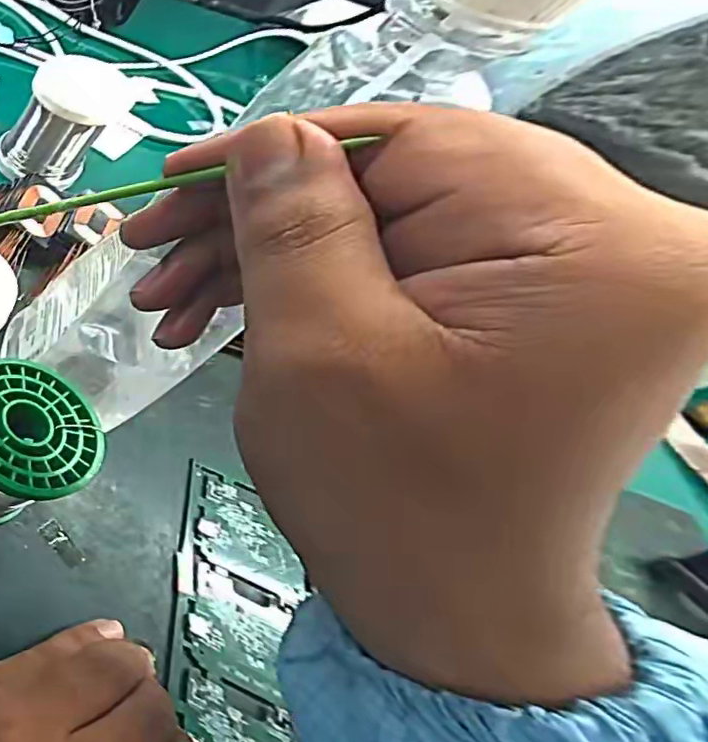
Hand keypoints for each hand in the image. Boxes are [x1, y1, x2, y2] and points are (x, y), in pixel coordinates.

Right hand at [122, 105, 707, 703]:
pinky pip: (371, 273)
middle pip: (379, 185)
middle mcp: (598, 245)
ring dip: (245, 261)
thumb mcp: (315, 347)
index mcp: (587, 243)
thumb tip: (265, 136)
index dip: (276, 152)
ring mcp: (547, 284)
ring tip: (159, 306)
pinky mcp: (495, 316)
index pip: (411, 141)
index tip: (170, 181)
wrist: (435, 605)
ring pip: (360, 229)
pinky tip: (202, 325)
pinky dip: (280, 292)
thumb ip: (293, 226)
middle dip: (243, 219)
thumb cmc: (379, 488)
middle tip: (144, 250)